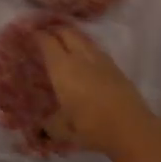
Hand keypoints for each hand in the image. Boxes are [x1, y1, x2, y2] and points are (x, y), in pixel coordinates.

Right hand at [37, 24, 155, 155]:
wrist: (131, 128)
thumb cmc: (91, 127)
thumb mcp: (64, 130)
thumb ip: (50, 126)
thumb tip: (43, 127)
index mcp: (62, 68)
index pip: (46, 41)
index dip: (36, 36)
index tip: (29, 36)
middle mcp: (79, 57)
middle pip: (65, 32)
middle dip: (54, 30)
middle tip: (46, 36)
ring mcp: (100, 59)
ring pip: (82, 38)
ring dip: (71, 37)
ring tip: (65, 44)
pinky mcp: (115, 66)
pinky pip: (95, 49)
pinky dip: (86, 48)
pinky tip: (85, 59)